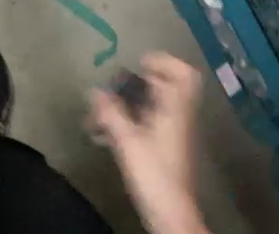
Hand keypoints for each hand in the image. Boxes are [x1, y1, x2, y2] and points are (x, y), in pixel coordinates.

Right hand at [86, 52, 209, 233]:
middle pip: (164, 88)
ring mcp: (173, 134)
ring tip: (98, 114)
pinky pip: (146, 126)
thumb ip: (110, 113)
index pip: (184, 74)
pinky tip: (103, 135)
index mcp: (176, 109)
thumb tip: (93, 90)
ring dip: (125, 107)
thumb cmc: (154, 172)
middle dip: (135, 85)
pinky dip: (127, 124)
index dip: (164, 62)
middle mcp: (178, 117)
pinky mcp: (165, 150)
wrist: (171, 215)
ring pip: (151, 108)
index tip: (140, 63)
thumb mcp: (127, 141)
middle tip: (114, 86)